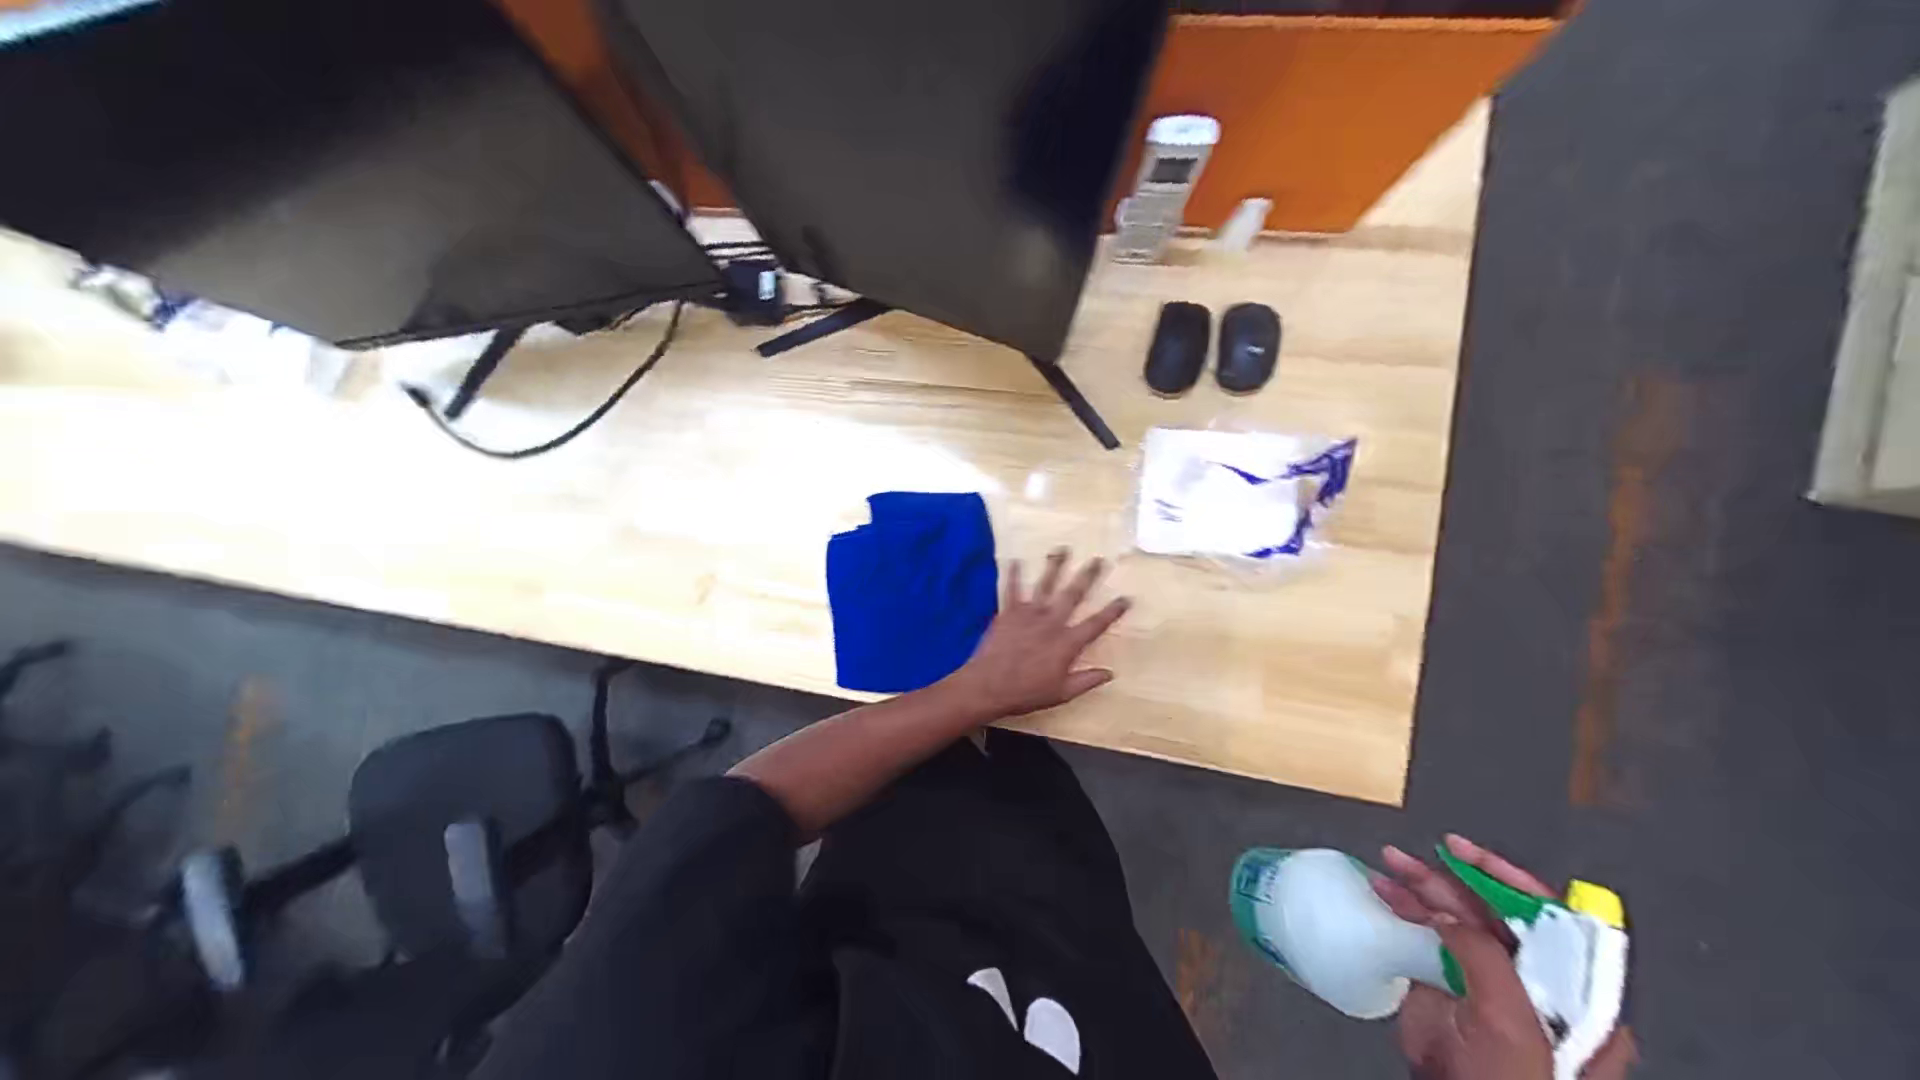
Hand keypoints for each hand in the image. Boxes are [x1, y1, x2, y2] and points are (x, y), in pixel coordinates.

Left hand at [946, 548, 1130, 718]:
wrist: (989, 686)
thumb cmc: (1026, 692)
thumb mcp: (1062, 693)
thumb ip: (1087, 681)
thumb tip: (1110, 673)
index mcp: (1067, 643)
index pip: (1096, 624)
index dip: (1113, 611)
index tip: (1126, 598)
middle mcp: (1051, 622)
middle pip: (1073, 594)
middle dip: (1087, 576)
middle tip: (1099, 559)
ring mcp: (1029, 615)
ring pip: (1045, 585)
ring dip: (1055, 566)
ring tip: (1063, 549)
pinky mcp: (1008, 613)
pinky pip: (1011, 589)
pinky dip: (1014, 574)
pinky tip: (1015, 559)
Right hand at [1373, 835, 1637, 1079]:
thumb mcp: (1509, 1025)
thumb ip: (1485, 959)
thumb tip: (1447, 912)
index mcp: (1574, 997)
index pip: (1548, 920)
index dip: (1509, 881)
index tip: (1467, 853)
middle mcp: (1534, 985)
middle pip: (1493, 914)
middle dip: (1450, 880)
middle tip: (1409, 860)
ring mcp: (1490, 988)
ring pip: (1456, 920)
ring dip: (1421, 889)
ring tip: (1389, 866)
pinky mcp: (1450, 992)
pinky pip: (1429, 939)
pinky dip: (1408, 912)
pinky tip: (1387, 894)